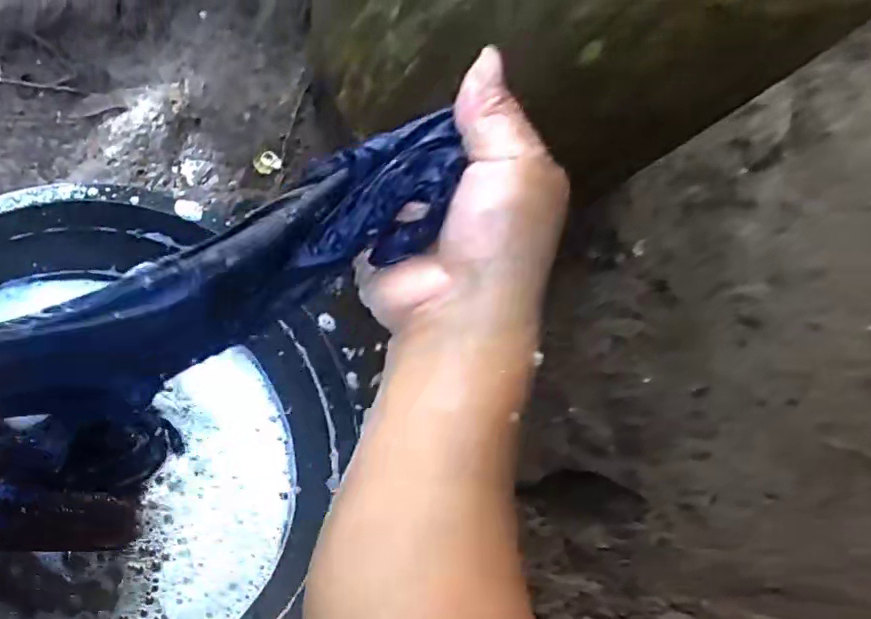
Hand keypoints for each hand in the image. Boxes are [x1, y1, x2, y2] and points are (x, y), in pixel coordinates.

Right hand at [357, 47, 569, 332]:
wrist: (453, 308)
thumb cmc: (498, 237)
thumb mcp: (514, 163)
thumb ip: (494, 115)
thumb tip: (483, 57)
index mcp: (493, 178)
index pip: (467, 133)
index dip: (454, 120)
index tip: (441, 113)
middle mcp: (448, 202)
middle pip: (420, 158)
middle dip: (410, 151)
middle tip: (404, 150)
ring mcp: (406, 228)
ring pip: (387, 183)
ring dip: (382, 178)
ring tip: (381, 178)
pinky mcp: (370, 250)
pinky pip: (359, 215)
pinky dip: (356, 206)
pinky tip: (356, 199)